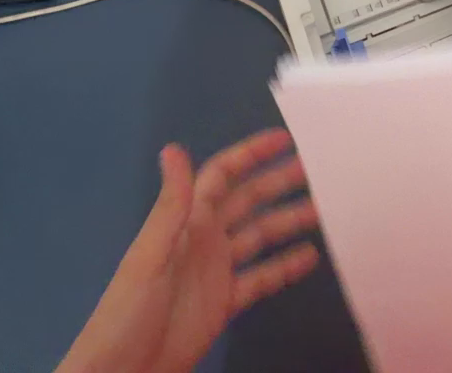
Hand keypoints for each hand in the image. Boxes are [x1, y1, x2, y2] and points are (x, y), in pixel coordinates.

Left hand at [55, 129, 321, 372]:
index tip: (285, 140)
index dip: (252, 153)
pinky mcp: (224, 302)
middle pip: (249, 200)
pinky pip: (261, 277)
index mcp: (187, 221)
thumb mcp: (149, 255)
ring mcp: (216, 271)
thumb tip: (174, 148)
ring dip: (288, 221)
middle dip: (279, 182)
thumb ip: (171, 204)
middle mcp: (205, 238)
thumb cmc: (129, 312)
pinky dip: (285, 266)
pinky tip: (309, 258)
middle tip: (315, 170)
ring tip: (322, 210)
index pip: (223, 175)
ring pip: (260, 235)